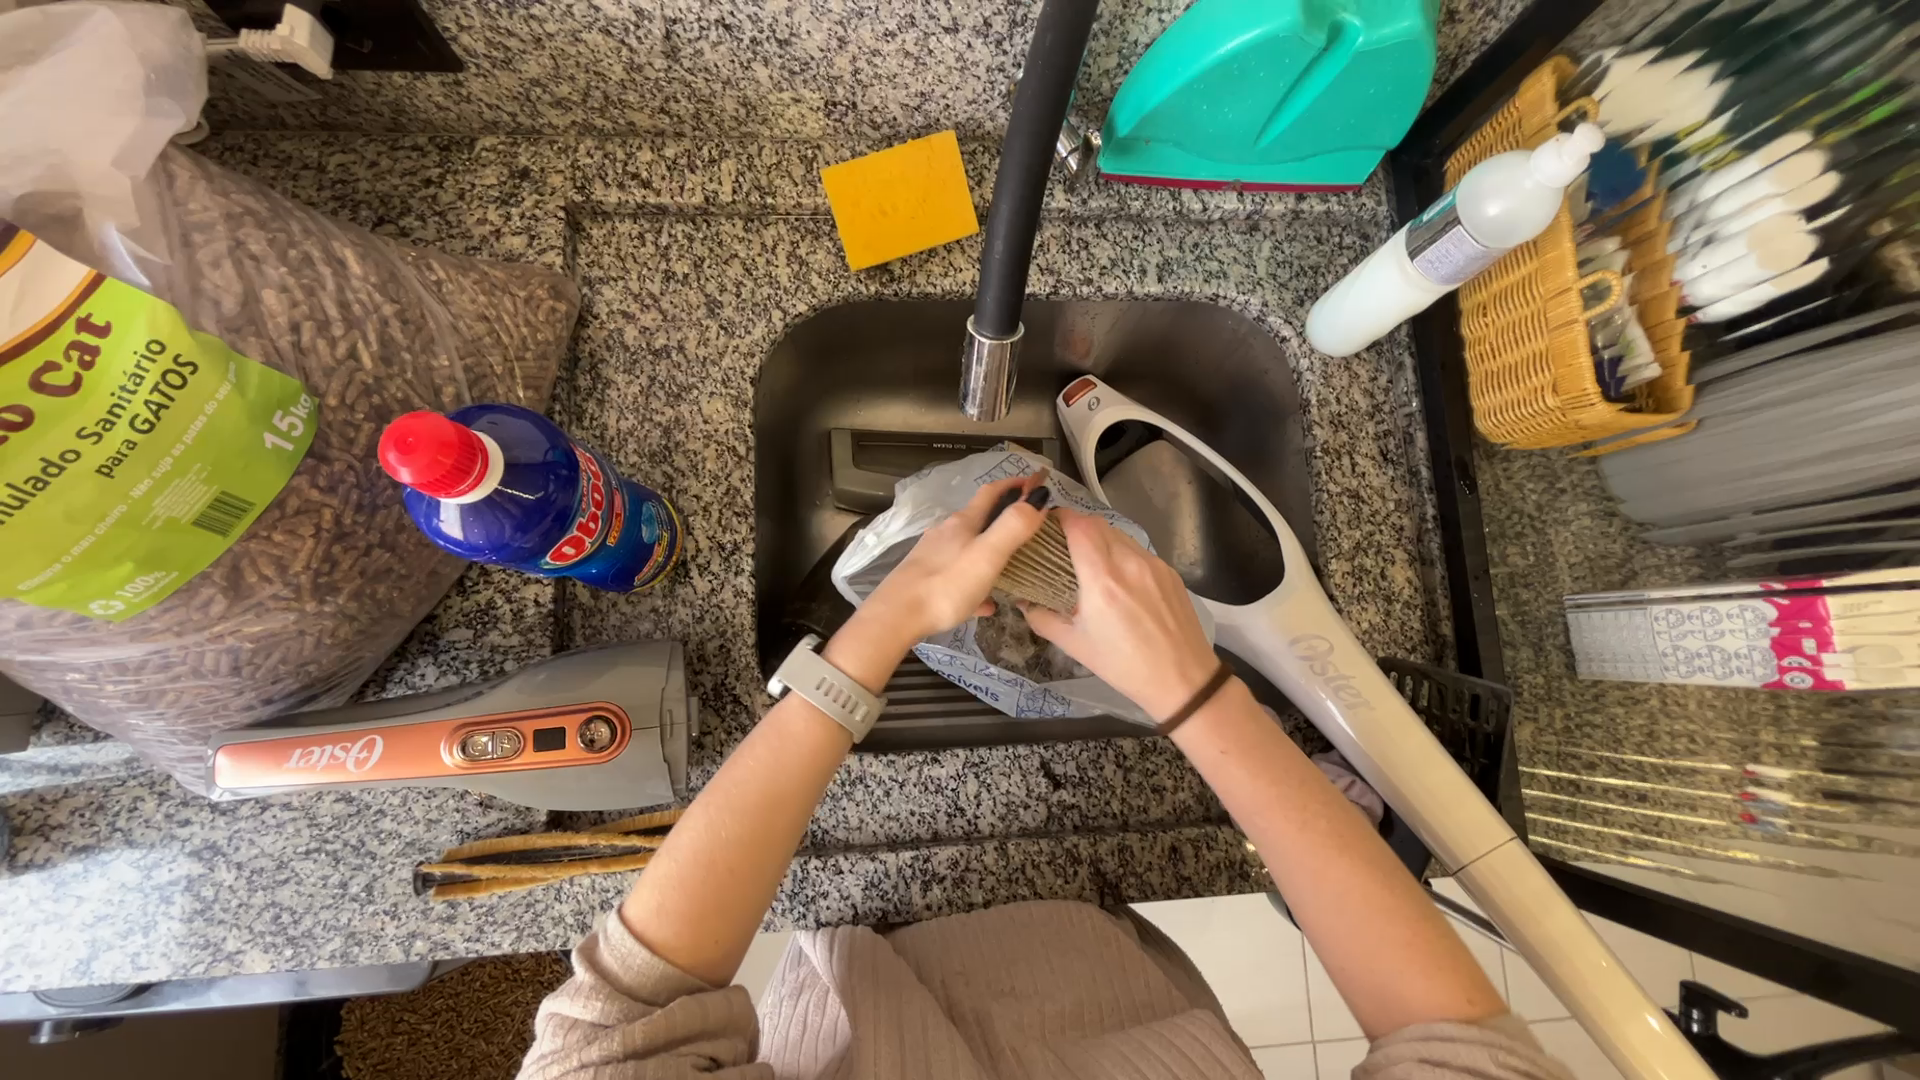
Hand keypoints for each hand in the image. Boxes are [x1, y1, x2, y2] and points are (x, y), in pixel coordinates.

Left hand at [853, 475, 1049, 649]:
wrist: (896, 617)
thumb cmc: (945, 585)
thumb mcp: (987, 555)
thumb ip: (1013, 526)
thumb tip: (1037, 498)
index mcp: (963, 523)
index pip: (991, 492)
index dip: (1015, 484)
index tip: (1036, 482)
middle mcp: (946, 533)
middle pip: (979, 519)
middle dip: (1004, 518)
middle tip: (1029, 527)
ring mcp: (932, 556)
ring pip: (968, 549)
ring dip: (990, 551)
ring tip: (1010, 566)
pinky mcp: (924, 580)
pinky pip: (958, 578)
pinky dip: (976, 584)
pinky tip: (984, 603)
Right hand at [1022, 509, 1221, 721]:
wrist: (1183, 680)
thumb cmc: (1124, 666)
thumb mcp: (1075, 645)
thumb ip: (1042, 618)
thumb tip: (1023, 602)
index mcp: (1103, 580)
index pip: (1078, 526)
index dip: (1059, 518)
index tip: (1045, 527)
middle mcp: (1129, 563)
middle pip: (1097, 524)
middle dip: (1076, 528)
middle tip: (1060, 545)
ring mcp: (1153, 565)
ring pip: (1119, 534)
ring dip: (1099, 539)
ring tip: (1087, 562)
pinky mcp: (1169, 572)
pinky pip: (1137, 550)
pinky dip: (1120, 554)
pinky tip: (1116, 579)